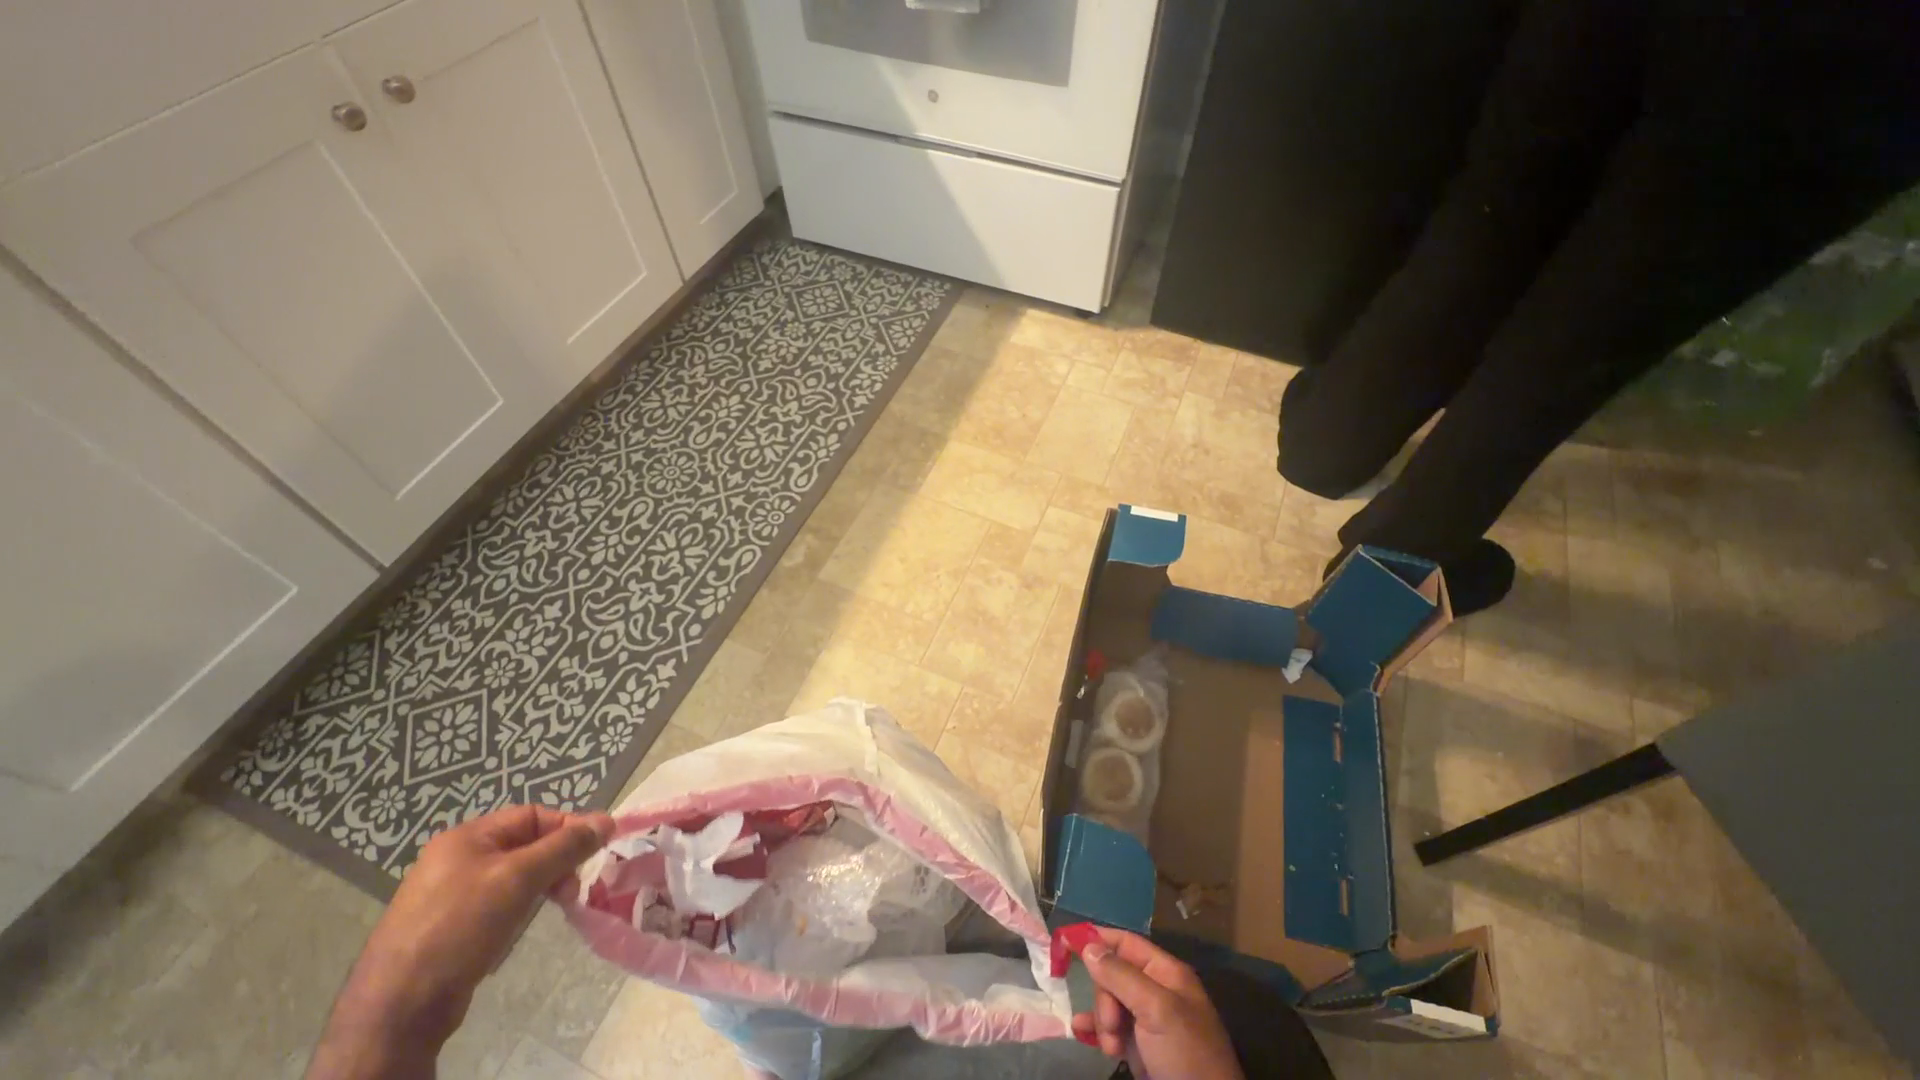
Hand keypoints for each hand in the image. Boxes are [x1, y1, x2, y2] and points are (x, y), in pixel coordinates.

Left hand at [306, 805, 613, 1079]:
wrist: (399, 1003)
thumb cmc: (461, 927)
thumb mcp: (519, 878)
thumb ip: (564, 847)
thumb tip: (606, 820)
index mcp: (466, 837)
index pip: (531, 816)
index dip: (567, 828)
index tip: (596, 851)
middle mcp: (455, 859)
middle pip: (523, 845)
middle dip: (556, 861)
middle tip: (573, 889)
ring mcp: (448, 895)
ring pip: (511, 876)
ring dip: (540, 887)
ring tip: (555, 909)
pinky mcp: (448, 928)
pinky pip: (495, 904)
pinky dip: (518, 909)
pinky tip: (520, 929)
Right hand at [1069, 928, 1243, 1079]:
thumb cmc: (1186, 1053)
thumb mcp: (1157, 1010)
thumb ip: (1121, 976)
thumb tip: (1089, 945)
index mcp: (1166, 973)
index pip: (1125, 943)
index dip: (1097, 939)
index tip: (1064, 942)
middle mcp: (1155, 991)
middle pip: (1112, 976)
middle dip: (1104, 999)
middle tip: (1111, 1024)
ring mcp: (1146, 1020)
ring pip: (1107, 1003)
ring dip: (1102, 1021)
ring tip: (1111, 1046)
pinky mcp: (1137, 1045)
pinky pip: (1108, 1027)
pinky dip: (1096, 1030)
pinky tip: (1083, 1034)